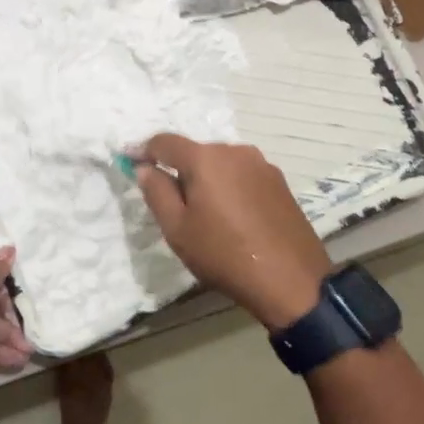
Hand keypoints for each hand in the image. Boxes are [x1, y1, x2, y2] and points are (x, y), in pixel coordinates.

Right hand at [136, 134, 334, 330]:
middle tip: (173, 205)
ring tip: (207, 216)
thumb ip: (157, 192)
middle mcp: (235, 151)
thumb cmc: (224, 255)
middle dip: (180, 170)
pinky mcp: (280, 183)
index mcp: (205, 158)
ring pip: (221, 164)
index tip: (131, 164)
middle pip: (195, 152)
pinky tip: (234, 219)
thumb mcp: (177, 229)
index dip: (144, 150)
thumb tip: (145, 168)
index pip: (164, 141)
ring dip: (208, 180)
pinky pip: (243, 176)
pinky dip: (231, 188)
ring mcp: (262, 165)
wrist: (291, 281)